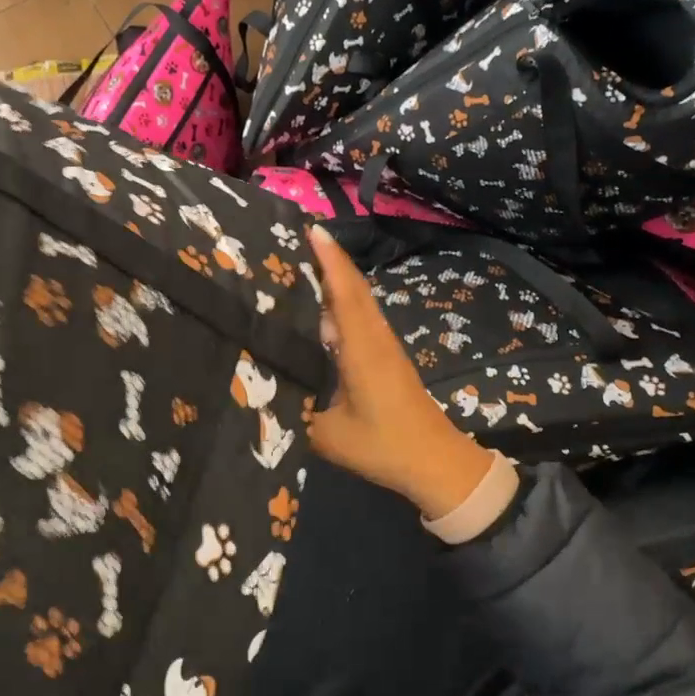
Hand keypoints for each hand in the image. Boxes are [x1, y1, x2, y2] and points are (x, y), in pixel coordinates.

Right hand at [306, 225, 496, 520]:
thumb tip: (256, 389)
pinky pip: (361, 315)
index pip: (345, 294)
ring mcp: (383, 346)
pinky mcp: (385, 356)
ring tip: (300, 260)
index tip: (312, 229)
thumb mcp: (328, 435)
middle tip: (294, 236)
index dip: (330, 260)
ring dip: (335, 275)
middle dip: (329, 258)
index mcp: (362, 350)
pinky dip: (341, 297)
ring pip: (359, 299)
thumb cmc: (384, 446)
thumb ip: (293, 408)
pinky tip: (320, 303)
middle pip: (353, 287)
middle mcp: (374, 338)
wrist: (439, 466)